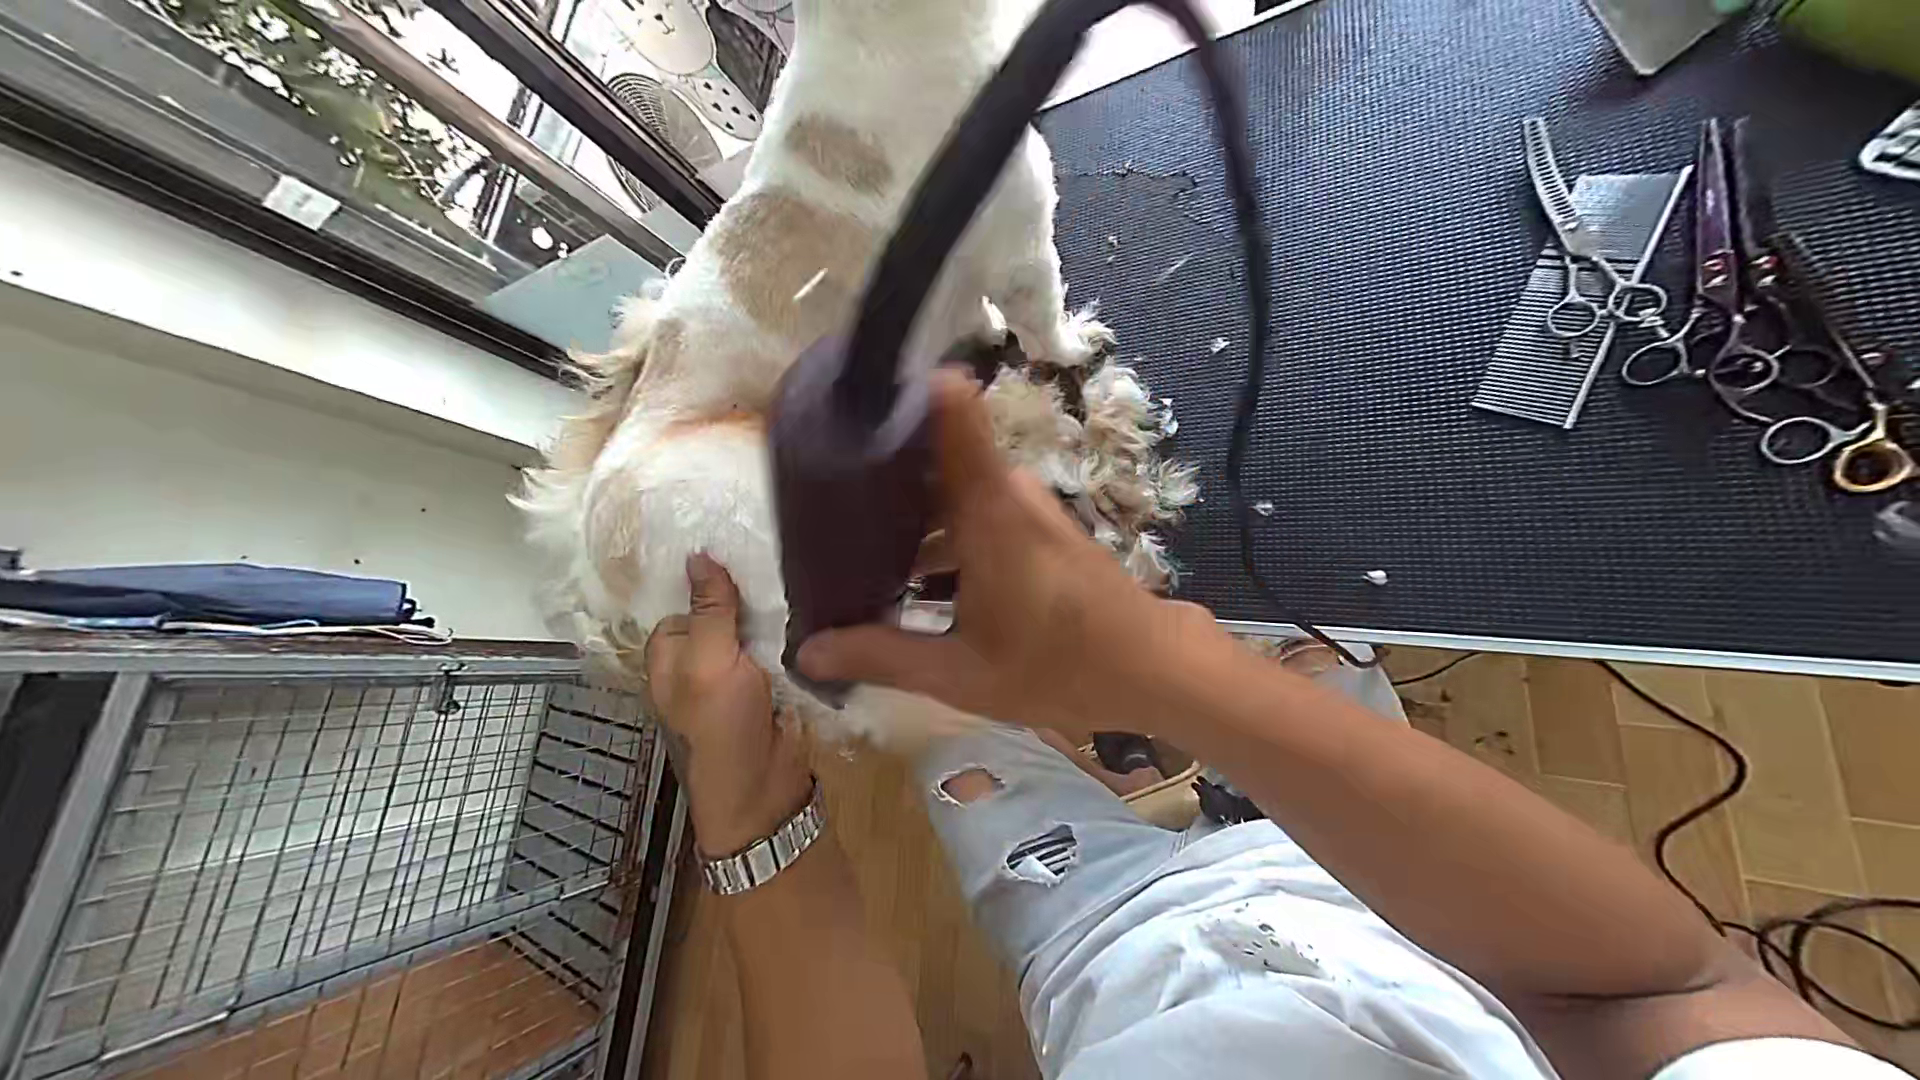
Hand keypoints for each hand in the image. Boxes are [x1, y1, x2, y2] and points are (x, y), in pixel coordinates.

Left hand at [646, 554, 813, 856]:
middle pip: (728, 606)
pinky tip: (820, 607)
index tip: (747, 541)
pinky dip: (800, 630)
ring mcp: (744, 668)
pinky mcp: (778, 678)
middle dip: (754, 587)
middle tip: (786, 553)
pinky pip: (787, 643)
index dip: (716, 573)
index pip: (691, 595)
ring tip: (810, 572)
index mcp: (674, 651)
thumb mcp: (708, 665)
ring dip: (782, 608)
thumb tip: (698, 554)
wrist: (767, 791)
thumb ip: (709, 610)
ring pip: (761, 623)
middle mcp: (705, 655)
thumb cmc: (722, 729)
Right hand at [796, 371, 1221, 735]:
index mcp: (987, 507)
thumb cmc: (1057, 667)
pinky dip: (940, 530)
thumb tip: (810, 652)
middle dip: (878, 469)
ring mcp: (1025, 505)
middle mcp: (1007, 490)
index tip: (845, 410)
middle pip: (934, 449)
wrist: (1149, 666)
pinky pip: (976, 508)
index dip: (898, 393)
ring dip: (909, 509)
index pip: (950, 406)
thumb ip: (881, 656)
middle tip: (824, 501)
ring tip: (856, 544)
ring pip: (952, 485)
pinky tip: (912, 577)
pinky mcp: (1036, 524)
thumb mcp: (960, 672)